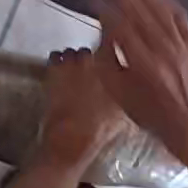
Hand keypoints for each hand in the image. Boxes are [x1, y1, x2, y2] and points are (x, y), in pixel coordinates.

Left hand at [35, 48, 128, 170]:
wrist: (72, 136)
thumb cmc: (98, 128)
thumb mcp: (124, 113)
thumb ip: (128, 94)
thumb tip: (132, 89)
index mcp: (114, 69)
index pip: (110, 51)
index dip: (104, 58)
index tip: (102, 65)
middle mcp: (95, 61)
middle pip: (89, 52)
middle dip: (85, 62)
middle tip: (84, 76)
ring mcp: (75, 62)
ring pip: (71, 52)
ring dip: (69, 62)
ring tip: (69, 77)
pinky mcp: (55, 67)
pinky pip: (55, 56)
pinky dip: (55, 64)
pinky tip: (57, 76)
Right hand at [96, 0, 187, 154]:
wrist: (186, 122)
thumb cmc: (149, 111)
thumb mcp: (117, 90)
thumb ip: (107, 58)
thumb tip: (103, 30)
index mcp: (142, 63)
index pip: (120, 26)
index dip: (105, 10)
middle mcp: (163, 50)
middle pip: (140, 11)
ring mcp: (179, 45)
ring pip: (160, 8)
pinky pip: (178, 16)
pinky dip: (165, 0)